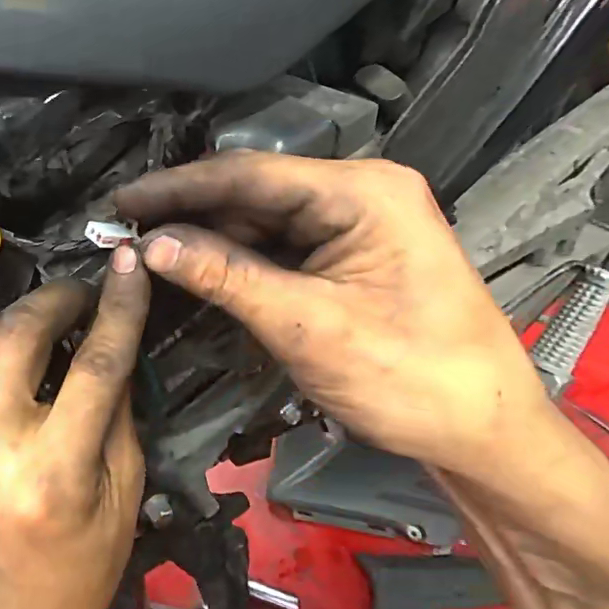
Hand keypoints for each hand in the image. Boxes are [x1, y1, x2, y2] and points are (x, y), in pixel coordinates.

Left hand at [0, 247, 150, 608]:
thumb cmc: (81, 563)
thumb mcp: (125, 490)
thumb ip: (116, 408)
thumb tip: (110, 337)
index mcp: (52, 472)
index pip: (92, 365)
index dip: (117, 307)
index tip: (130, 268)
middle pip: (18, 331)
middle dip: (56, 296)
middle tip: (83, 295)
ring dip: (24, 319)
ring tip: (53, 328)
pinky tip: (19, 372)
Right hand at [114, 151, 555, 482]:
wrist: (486, 433)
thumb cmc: (412, 379)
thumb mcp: (308, 326)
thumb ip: (225, 277)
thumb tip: (149, 245)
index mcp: (363, 192)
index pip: (250, 174)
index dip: (179, 187)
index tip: (123, 202)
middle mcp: (359, 191)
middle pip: (254, 190)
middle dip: (189, 210)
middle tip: (126, 227)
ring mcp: (355, 220)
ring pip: (262, 216)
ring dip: (208, 234)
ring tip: (149, 247)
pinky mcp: (349, 250)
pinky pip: (280, 242)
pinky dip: (236, 255)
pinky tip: (197, 263)